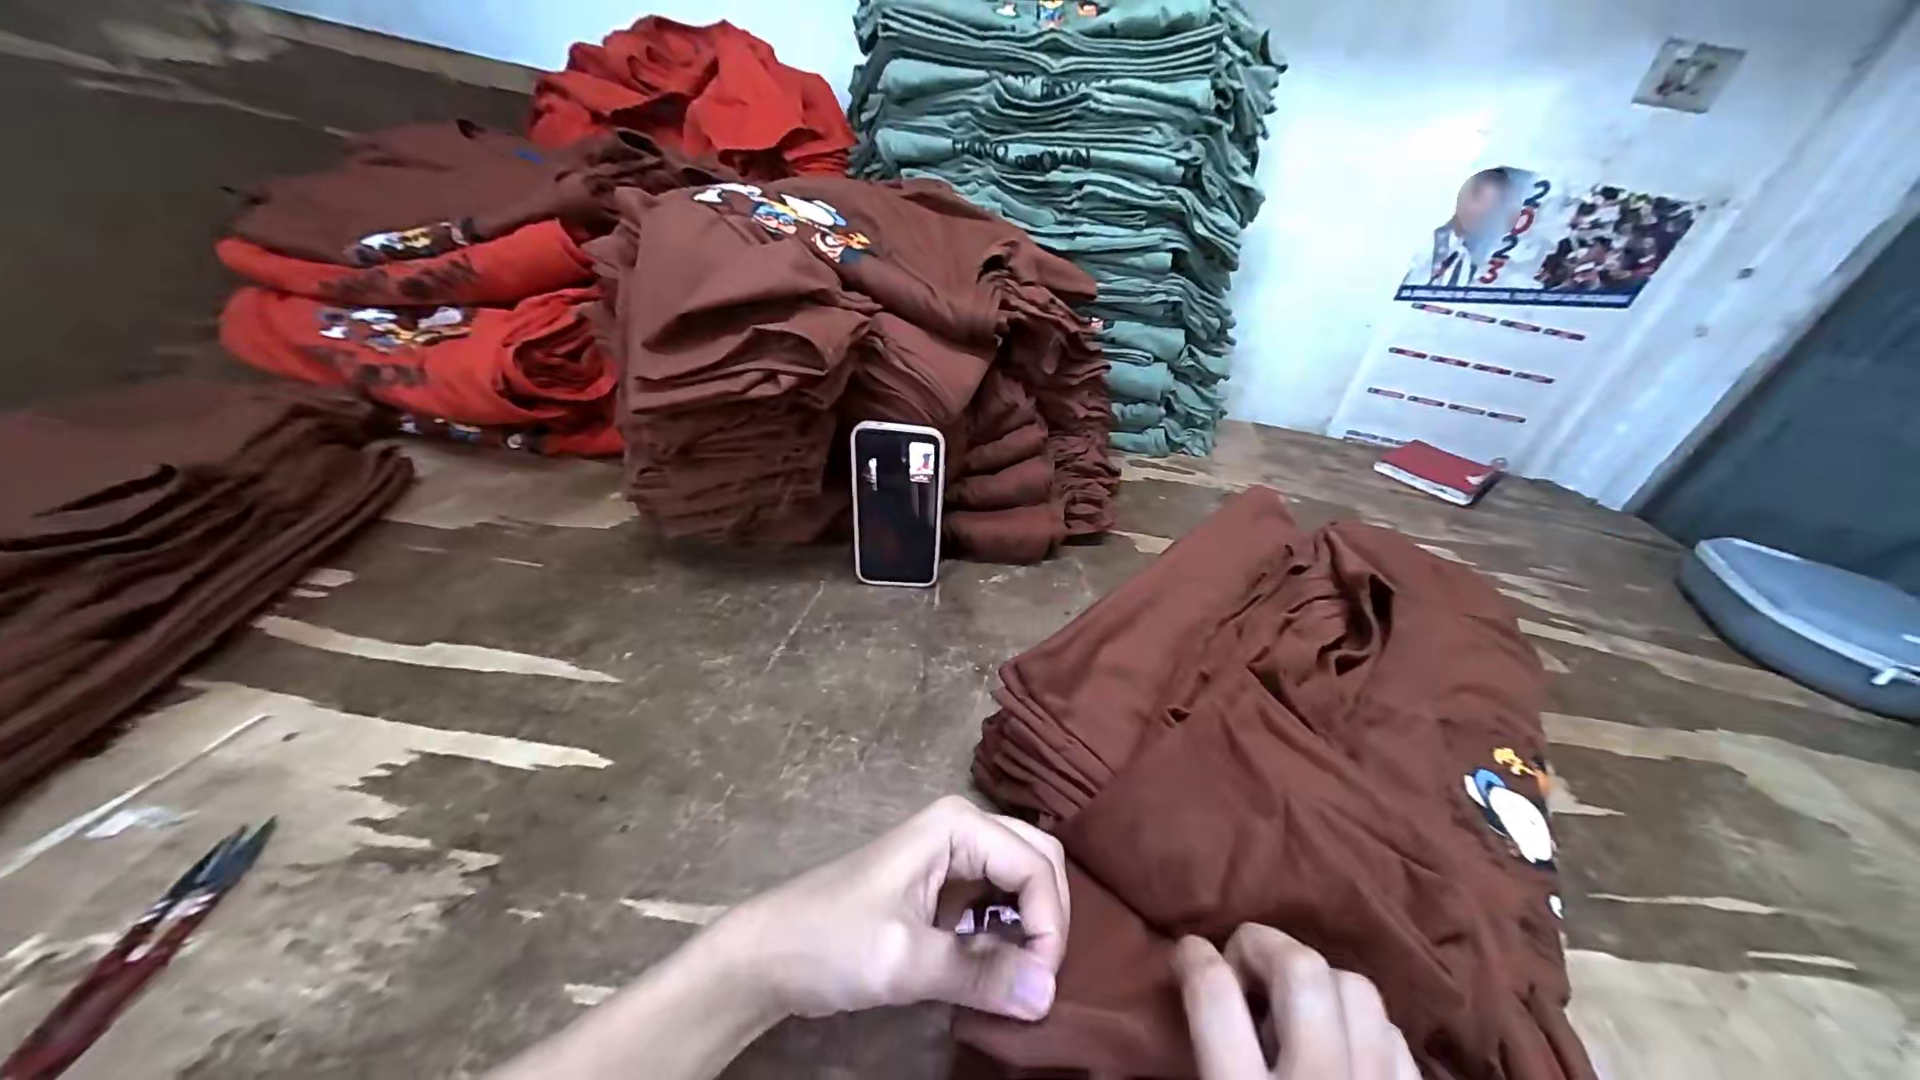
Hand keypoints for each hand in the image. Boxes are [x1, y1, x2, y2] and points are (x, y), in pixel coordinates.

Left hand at [712, 795, 1069, 1021]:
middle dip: (1048, 918)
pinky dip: (1009, 929)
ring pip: (1022, 876)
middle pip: (1038, 860)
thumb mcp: (905, 960)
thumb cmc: (831, 941)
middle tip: (1038, 979)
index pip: (1034, 866)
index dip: (1048, 926)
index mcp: (958, 825)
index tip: (1040, 987)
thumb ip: (979, 973)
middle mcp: (963, 826)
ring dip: (1031, 924)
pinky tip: (997, 965)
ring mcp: (953, 851)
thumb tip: (1048, 995)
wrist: (770, 950)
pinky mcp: (944, 880)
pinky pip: (998, 896)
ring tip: (1020, 977)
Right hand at [1175, 926, 1417, 1079]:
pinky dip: (1366, 1029)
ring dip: (1319, 983)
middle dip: (1263, 948)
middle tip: (1244, 972)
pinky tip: (1342, 1046)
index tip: (1188, 950)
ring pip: (1358, 991)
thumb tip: (1145, 1022)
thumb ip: (1189, 1061)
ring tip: (1294, 1006)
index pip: (1216, 995)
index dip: (1194, 956)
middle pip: (1301, 970)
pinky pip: (1399, 1040)